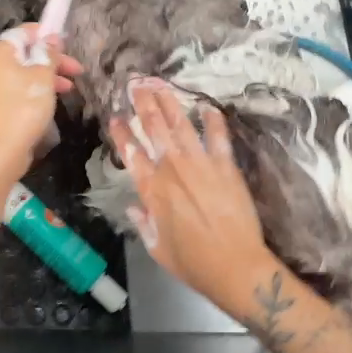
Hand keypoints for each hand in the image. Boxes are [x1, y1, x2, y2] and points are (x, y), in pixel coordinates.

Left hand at [0, 24, 82, 172]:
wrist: (1, 151)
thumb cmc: (24, 108)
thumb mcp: (43, 77)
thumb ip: (48, 54)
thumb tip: (50, 38)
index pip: (22, 32)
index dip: (45, 34)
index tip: (66, 43)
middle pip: (23, 54)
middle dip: (50, 59)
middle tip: (75, 69)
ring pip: (20, 73)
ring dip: (45, 76)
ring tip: (68, 88)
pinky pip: (14, 89)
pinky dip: (32, 89)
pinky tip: (49, 100)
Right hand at [109, 83, 279, 316]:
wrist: (236, 268)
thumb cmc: (193, 263)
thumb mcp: (156, 248)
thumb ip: (143, 224)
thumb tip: (135, 207)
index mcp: (151, 189)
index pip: (131, 152)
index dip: (121, 133)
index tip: (115, 117)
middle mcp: (172, 170)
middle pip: (153, 129)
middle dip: (143, 104)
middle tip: (136, 85)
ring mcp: (201, 165)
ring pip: (181, 126)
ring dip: (169, 102)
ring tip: (161, 84)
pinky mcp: (226, 167)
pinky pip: (218, 138)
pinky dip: (213, 120)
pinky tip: (208, 106)